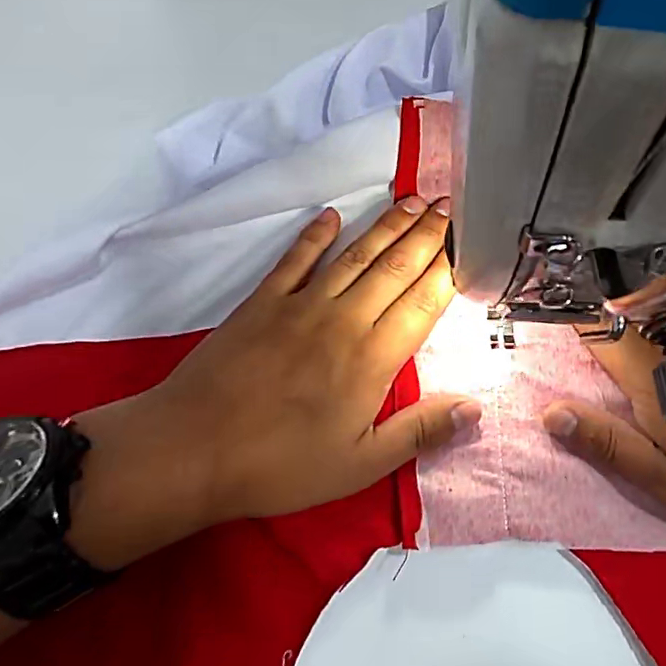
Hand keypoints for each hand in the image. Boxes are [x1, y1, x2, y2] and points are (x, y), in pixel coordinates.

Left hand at [68, 197, 477, 568]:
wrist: (191, 449)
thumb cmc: (282, 464)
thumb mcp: (361, 465)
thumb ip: (420, 431)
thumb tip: (474, 408)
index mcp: (373, 359)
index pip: (423, 303)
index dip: (447, 270)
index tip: (466, 243)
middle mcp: (343, 320)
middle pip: (394, 268)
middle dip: (426, 235)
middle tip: (449, 205)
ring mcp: (299, 306)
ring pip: (354, 256)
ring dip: (385, 226)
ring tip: (412, 200)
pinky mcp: (261, 304)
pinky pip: (294, 260)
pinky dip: (314, 236)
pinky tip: (331, 216)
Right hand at [541, 307, 665, 560]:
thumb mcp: (665, 480)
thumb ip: (607, 443)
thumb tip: (551, 413)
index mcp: (653, 378)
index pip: (600, 332)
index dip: (573, 325)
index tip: (553, 323)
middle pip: (629, 309)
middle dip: (603, 311)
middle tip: (586, 321)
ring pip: (665, 298)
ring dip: (637, 299)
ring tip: (621, 307)